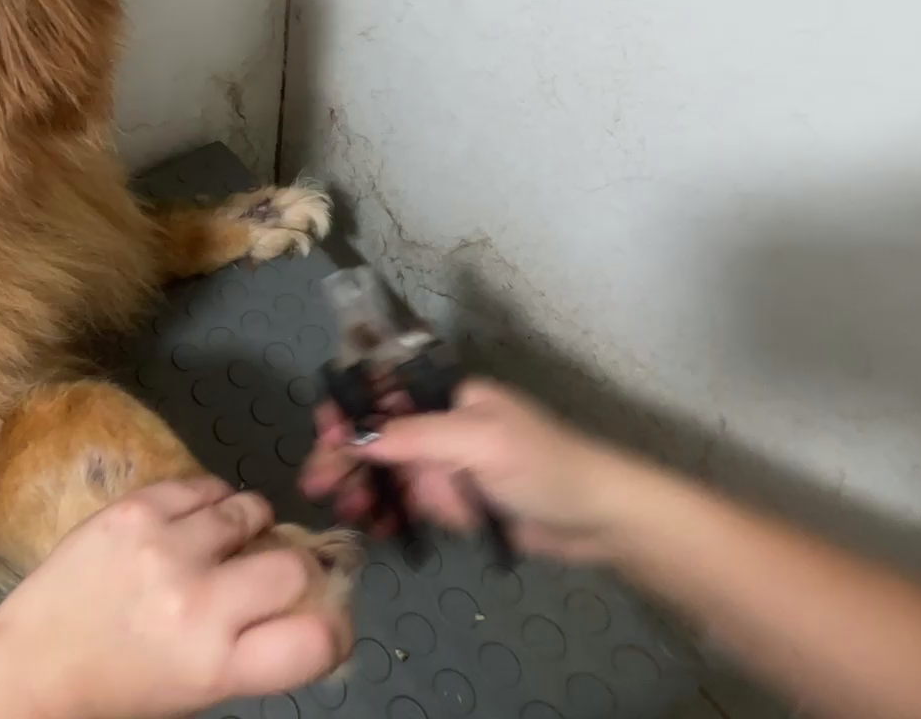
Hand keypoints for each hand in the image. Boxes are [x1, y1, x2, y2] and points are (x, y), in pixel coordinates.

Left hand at [0, 478, 351, 718]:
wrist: (37, 660)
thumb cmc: (120, 684)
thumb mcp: (200, 686)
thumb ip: (253, 647)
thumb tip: (303, 600)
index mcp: (218, 665)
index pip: (316, 640)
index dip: (334, 625)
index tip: (324, 614)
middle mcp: (198, 602)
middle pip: (291, 566)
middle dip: (293, 565)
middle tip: (271, 565)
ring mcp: (164, 547)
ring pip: (247, 511)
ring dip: (251, 522)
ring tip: (233, 531)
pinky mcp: (134, 509)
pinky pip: (200, 485)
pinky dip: (211, 496)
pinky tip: (200, 511)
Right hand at [299, 379, 647, 560]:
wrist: (604, 523)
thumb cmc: (545, 466)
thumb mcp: (479, 441)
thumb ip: (414, 435)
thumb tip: (356, 437)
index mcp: (442, 396)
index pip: (380, 393)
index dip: (347, 409)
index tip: (324, 434)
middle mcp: (435, 425)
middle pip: (374, 435)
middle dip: (343, 457)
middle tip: (316, 485)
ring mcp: (441, 464)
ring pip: (384, 471)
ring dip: (359, 489)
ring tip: (345, 512)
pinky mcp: (449, 499)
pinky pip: (405, 502)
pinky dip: (386, 513)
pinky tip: (374, 528)